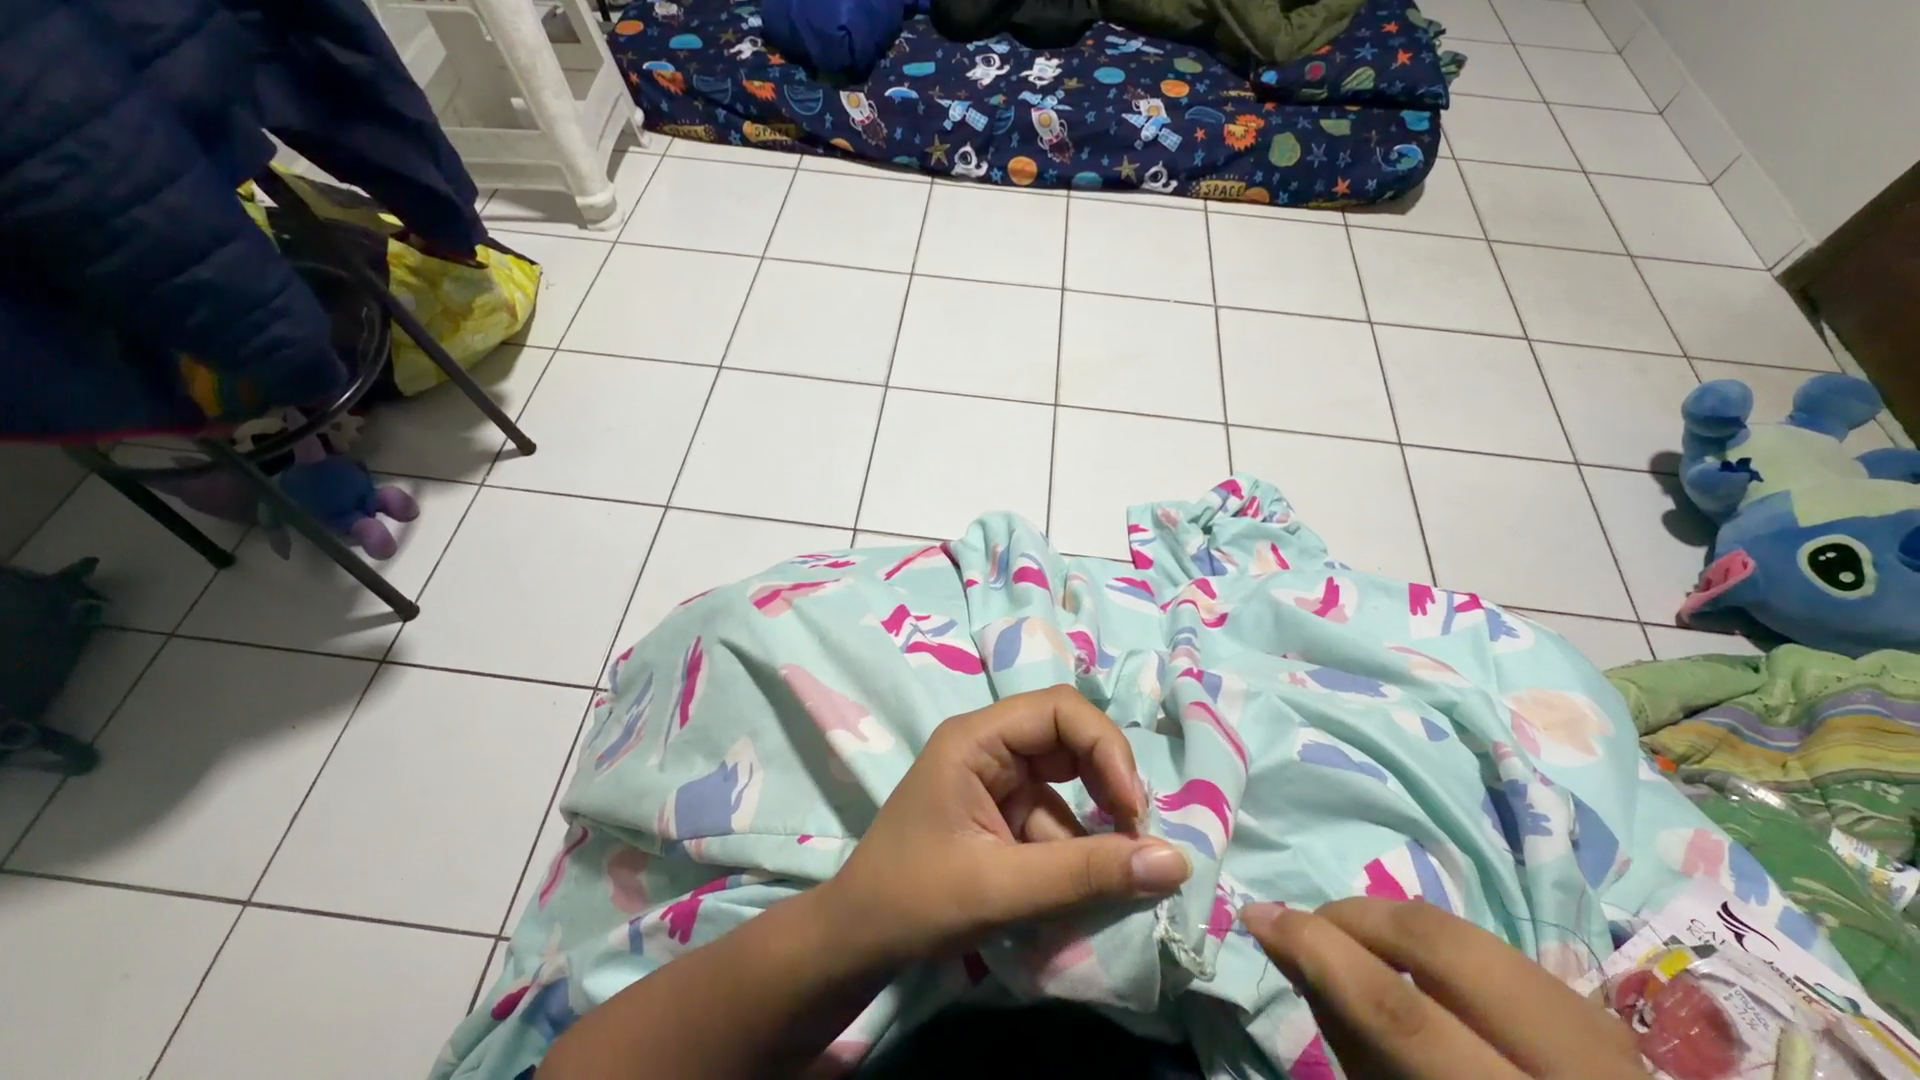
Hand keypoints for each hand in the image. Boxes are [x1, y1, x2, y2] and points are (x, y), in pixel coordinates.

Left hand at [818, 686, 1191, 968]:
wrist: (856, 944)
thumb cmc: (914, 902)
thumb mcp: (1002, 887)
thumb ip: (1088, 873)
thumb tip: (1177, 861)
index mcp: (975, 740)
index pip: (1060, 709)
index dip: (1106, 748)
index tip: (1131, 809)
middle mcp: (987, 749)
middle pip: (1070, 742)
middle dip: (1108, 786)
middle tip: (1134, 838)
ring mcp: (995, 784)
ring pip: (1069, 788)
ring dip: (1095, 831)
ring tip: (1111, 880)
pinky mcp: (1002, 820)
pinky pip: (1056, 823)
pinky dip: (1077, 854)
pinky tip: (1080, 892)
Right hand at [1240, 898, 1648, 1079]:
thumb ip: (1350, 1038)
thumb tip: (1291, 945)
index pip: (1404, 1012)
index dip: (1322, 954)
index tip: (1260, 916)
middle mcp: (1573, 1065)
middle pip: (1446, 948)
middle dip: (1359, 919)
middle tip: (1306, 922)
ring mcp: (1601, 1035)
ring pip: (1472, 936)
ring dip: (1394, 926)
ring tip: (1349, 939)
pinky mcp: (1602, 1014)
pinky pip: (1498, 951)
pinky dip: (1438, 948)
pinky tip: (1410, 965)